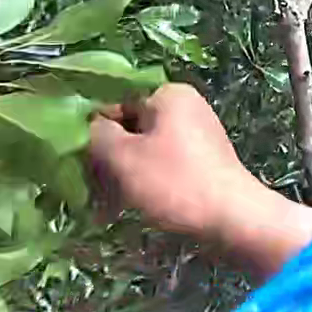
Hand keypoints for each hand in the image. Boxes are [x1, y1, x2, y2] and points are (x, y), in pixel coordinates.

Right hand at [88, 84, 311, 276]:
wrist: (233, 217)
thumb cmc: (175, 182)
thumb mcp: (124, 157)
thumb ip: (97, 134)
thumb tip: (90, 125)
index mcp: (168, 94)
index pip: (115, 100)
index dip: (93, 129)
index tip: (78, 159)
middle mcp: (184, 105)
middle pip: (129, 124)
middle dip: (107, 156)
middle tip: (89, 188)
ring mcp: (195, 131)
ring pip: (143, 147)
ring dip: (121, 173)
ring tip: (104, 206)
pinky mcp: (201, 157)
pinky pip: (162, 161)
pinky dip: (143, 180)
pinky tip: (124, 208)